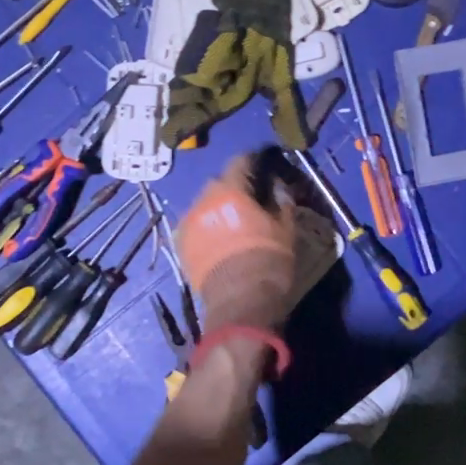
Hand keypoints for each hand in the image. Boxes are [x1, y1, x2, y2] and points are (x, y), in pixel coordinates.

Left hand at [176, 153, 297, 330]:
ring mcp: (188, 221)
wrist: (239, 304)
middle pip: (220, 183)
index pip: (241, 160)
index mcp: (230, 189)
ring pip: (205, 205)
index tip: (265, 169)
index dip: (255, 162)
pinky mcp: (180, 244)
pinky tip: (219, 241)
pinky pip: (196, 225)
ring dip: (219, 208)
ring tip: (234, 224)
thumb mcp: (285, 228)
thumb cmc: (267, 261)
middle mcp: (203, 199)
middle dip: (235, 188)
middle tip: (251, 202)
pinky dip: (208, 227)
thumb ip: (281, 201)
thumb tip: (278, 187)